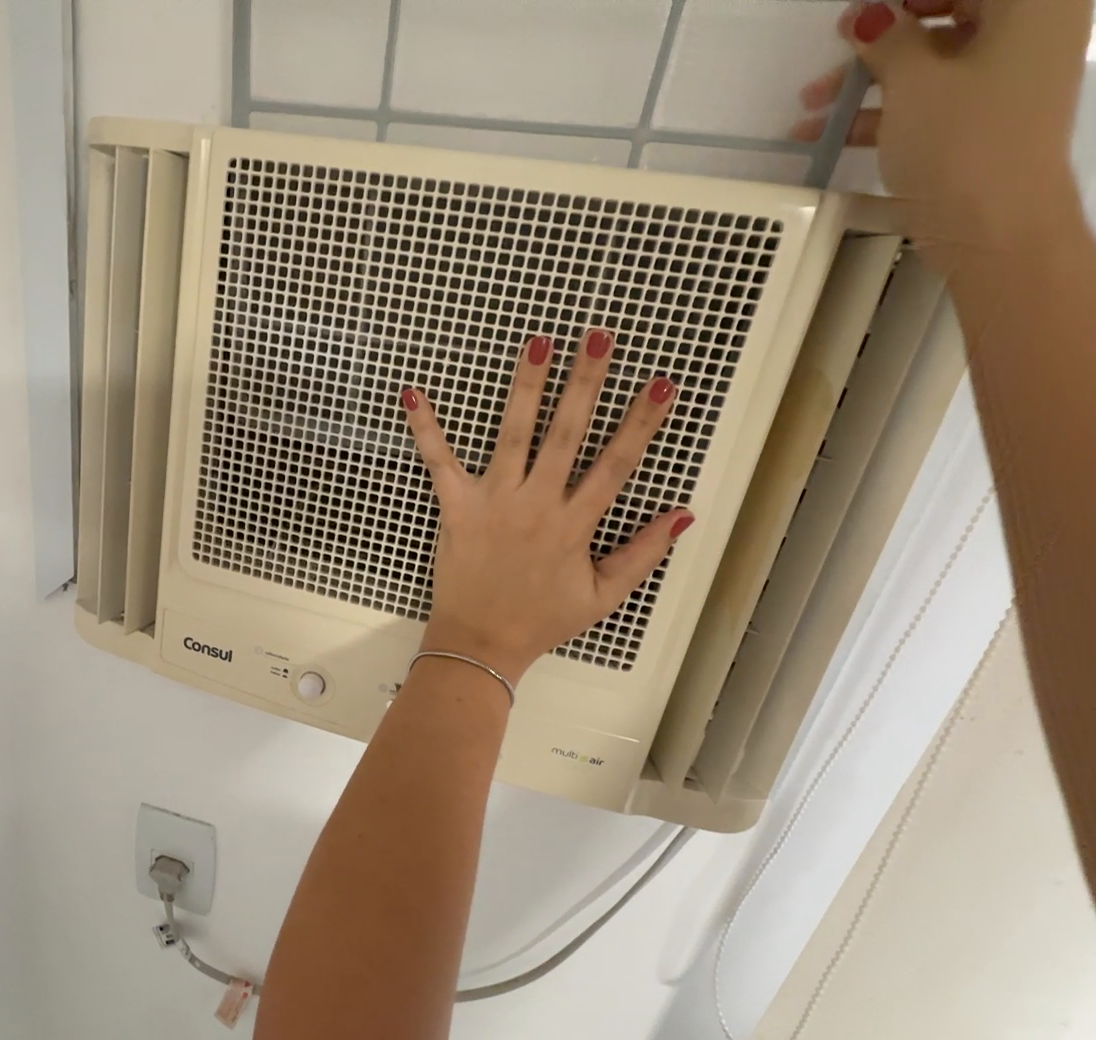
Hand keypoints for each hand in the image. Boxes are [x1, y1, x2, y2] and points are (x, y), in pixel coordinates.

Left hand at [402, 330, 694, 685]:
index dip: (641, 423)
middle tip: (598, 338)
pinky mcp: (457, 507)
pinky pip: (439, 462)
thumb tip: (682, 514)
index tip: (661, 384)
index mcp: (575, 525)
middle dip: (585, 384)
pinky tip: (414, 394)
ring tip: (537, 343)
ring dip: (525, 388)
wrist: (480, 644)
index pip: (617, 465)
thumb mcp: (603, 596)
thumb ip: (643, 553)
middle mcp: (537, 505)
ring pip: (513, 436)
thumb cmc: (540, 621)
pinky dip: (426, 428)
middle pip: (567, 435)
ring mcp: (495, 502)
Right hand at [791, 0, 1091, 271]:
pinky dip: (884, 111)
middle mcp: (1030, 31)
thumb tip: (867, 15)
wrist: (996, 228)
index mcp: (1032, 2)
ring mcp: (1007, 81)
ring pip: (931, 60)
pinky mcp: (983, 123)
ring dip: (869, 79)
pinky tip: (832, 134)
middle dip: (883, 32)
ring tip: (812, 104)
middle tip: (836, 46)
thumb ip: (886, 39)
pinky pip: (931, 99)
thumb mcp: (913, 84)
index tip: (857, 14)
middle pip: (949, 11)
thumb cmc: (963, 141)